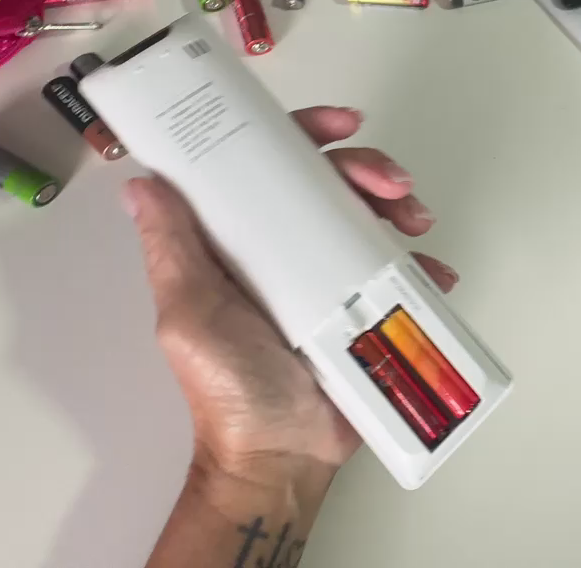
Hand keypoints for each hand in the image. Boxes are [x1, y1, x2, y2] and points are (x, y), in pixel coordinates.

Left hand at [122, 106, 457, 488]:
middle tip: (396, 186)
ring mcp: (337, 270)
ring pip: (375, 213)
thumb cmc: (230, 385)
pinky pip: (404, 266)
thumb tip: (143, 184)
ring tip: (419, 224)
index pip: (276, 165)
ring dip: (404, 206)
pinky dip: (425, 262)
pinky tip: (437, 271)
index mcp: (249, 238)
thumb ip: (173, 252)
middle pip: (336, 181)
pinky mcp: (372, 299)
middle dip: (371, 169)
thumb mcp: (189, 315)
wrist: (284, 456)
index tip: (344, 125)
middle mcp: (294, 244)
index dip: (309, 132)